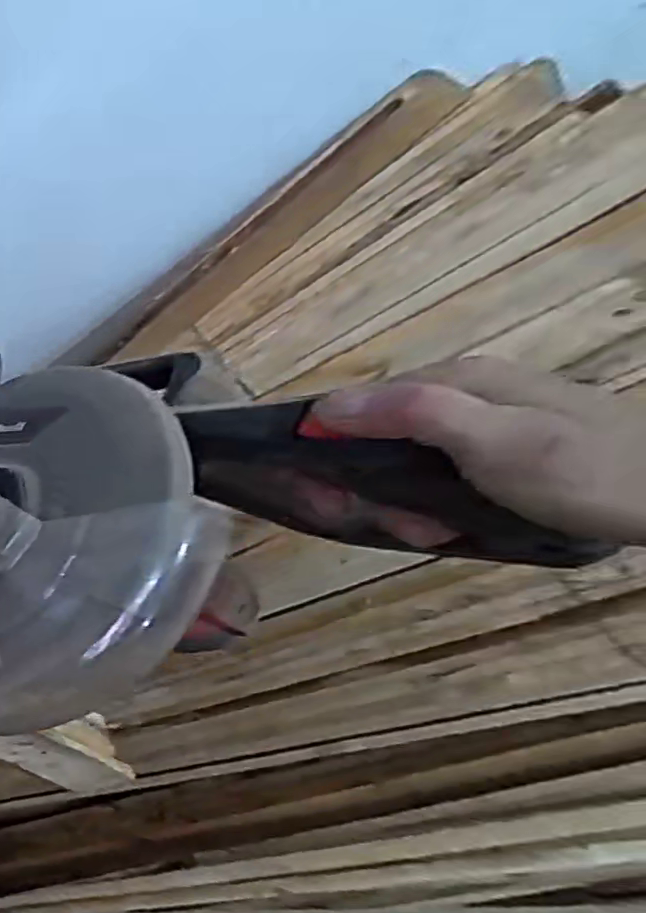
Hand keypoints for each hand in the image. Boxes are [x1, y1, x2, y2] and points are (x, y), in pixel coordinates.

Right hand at [311, 357, 645, 544]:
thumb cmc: (592, 471)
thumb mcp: (496, 440)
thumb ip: (411, 414)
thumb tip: (323, 408)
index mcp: (451, 381)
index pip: (345, 407)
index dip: (320, 451)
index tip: (324, 497)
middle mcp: (456, 395)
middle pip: (365, 437)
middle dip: (358, 484)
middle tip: (379, 522)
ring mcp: (477, 424)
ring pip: (392, 462)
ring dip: (392, 502)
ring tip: (423, 531)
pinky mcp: (492, 453)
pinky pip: (425, 475)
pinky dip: (421, 504)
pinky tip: (442, 525)